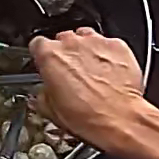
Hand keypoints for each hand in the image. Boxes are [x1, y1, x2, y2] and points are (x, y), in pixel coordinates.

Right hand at [28, 29, 158, 158]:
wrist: (121, 121)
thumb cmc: (87, 116)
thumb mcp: (50, 110)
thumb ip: (42, 93)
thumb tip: (43, 94)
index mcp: (48, 55)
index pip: (37, 44)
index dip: (41, 55)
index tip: (46, 65)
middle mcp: (71, 43)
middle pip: (63, 39)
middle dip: (66, 53)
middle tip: (71, 74)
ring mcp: (96, 42)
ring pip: (86, 37)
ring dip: (86, 50)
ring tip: (91, 71)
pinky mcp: (118, 46)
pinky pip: (109, 44)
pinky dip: (108, 55)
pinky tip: (108, 71)